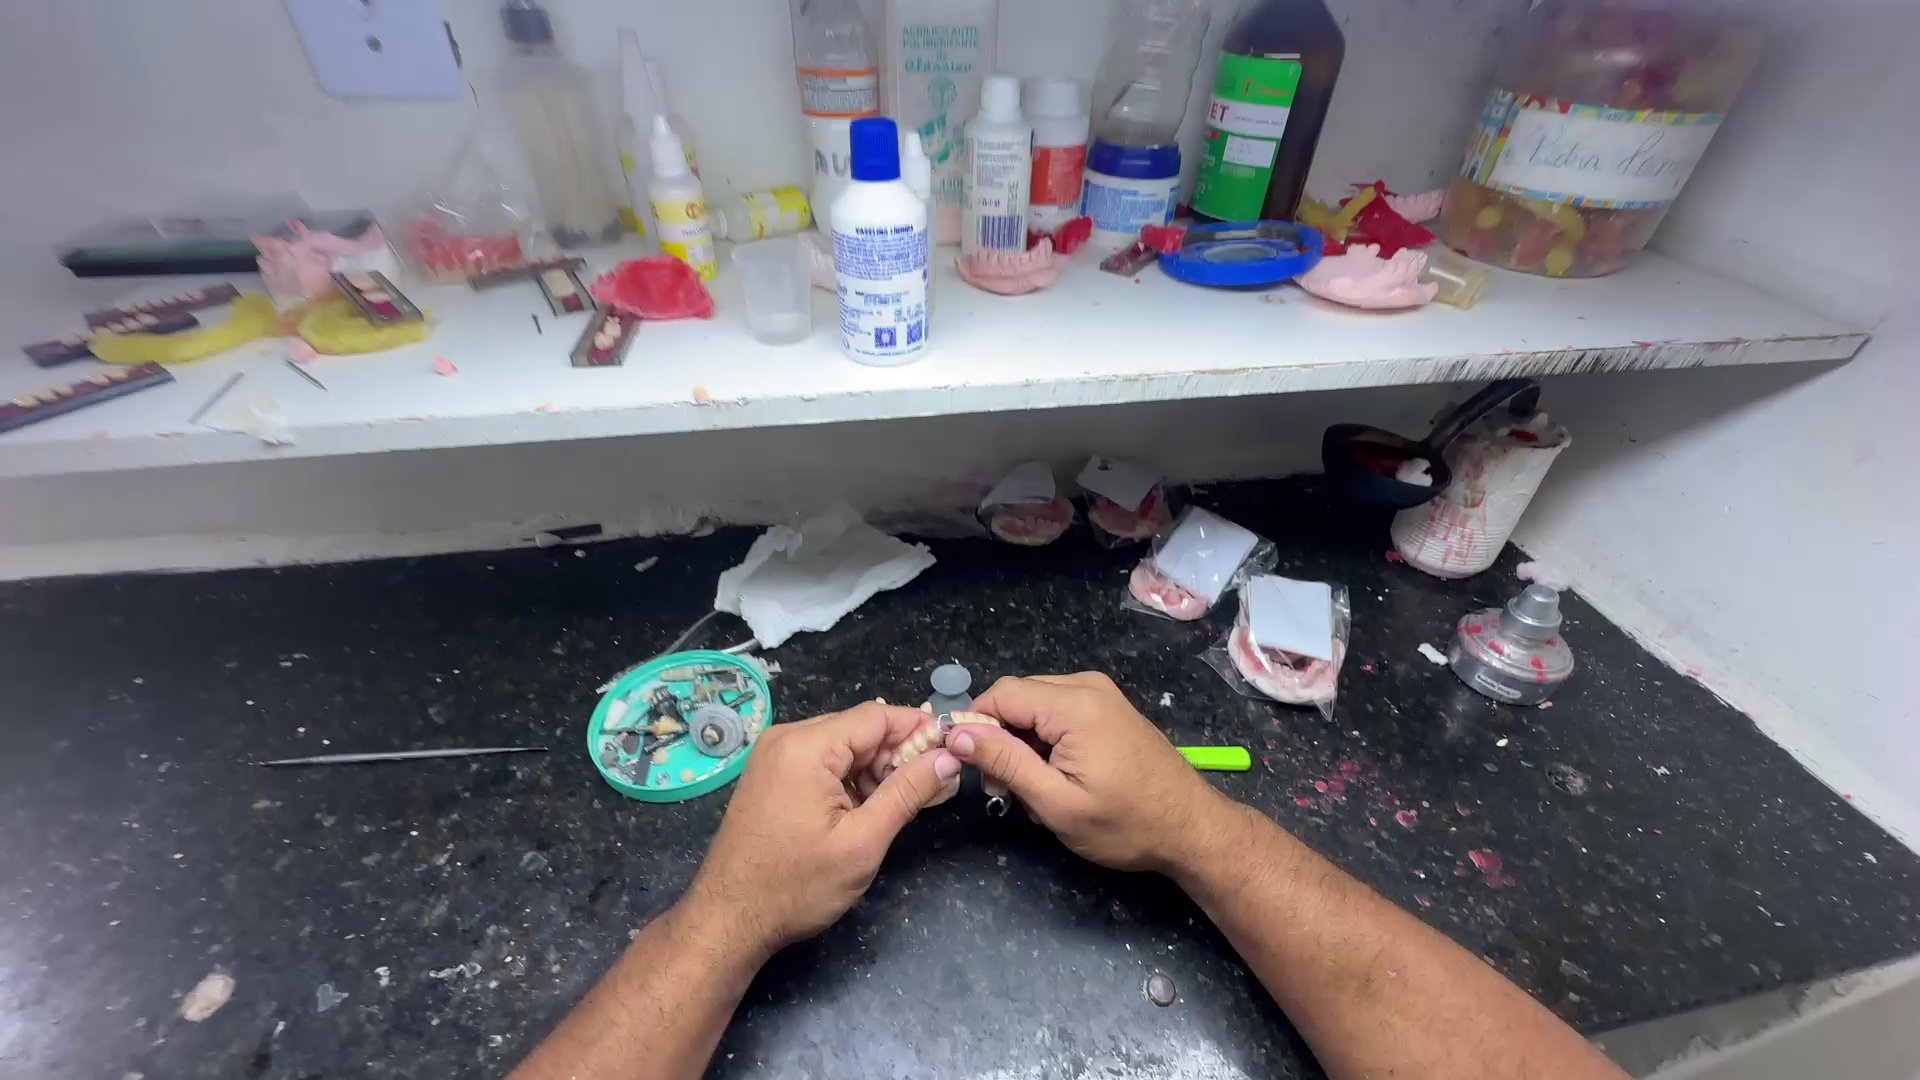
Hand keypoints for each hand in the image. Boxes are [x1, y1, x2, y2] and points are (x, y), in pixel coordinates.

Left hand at [684, 701, 958, 956]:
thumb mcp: (862, 842)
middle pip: (860, 728)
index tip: (952, 748)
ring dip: (874, 769)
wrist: (725, 922)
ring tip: (898, 804)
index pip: (877, 716)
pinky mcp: (770, 773)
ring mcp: (775, 754)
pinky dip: (848, 778)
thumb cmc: (795, 887)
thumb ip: (908, 793)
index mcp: (807, 746)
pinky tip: (864, 808)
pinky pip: (822, 760)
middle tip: (930, 786)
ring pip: (843, 745)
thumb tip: (949, 757)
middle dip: (897, 754)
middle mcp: (787, 737)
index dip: (918, 728)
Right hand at [951, 673, 1228, 873]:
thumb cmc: (1126, 824)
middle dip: (1001, 739)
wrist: (1192, 829)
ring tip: (1036, 791)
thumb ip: (1004, 762)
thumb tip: (956, 734)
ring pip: (1035, 706)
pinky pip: (1058, 711)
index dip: (977, 725)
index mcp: (1073, 704)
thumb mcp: (1056, 802)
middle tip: (1007, 791)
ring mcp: (1100, 694)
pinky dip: (1046, 741)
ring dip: (1024, 744)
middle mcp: (1086, 685)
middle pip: (1018, 697)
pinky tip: (1057, 777)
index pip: (1001, 693)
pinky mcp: (1107, 706)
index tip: (973, 768)